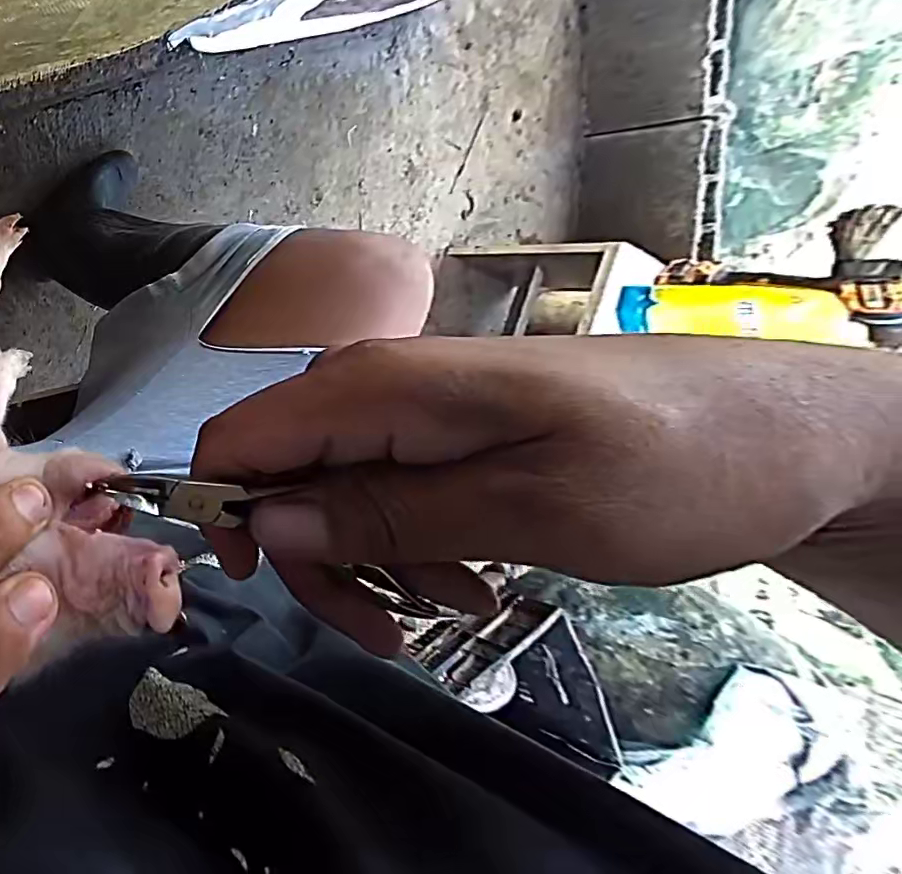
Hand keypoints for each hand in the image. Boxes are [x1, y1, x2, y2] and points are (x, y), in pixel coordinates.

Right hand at [193, 335, 901, 655]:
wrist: (790, 424)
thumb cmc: (674, 460)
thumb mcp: (530, 509)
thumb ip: (384, 514)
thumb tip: (265, 524)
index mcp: (366, 387)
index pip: (235, 438)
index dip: (219, 507)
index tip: (254, 578)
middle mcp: (355, 383)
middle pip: (270, 471)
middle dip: (307, 554)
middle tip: (380, 626)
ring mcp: (383, 400)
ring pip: (313, 486)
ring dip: (358, 555)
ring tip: (448, 602)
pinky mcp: (411, 421)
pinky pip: (360, 482)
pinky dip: (391, 537)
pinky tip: (459, 570)